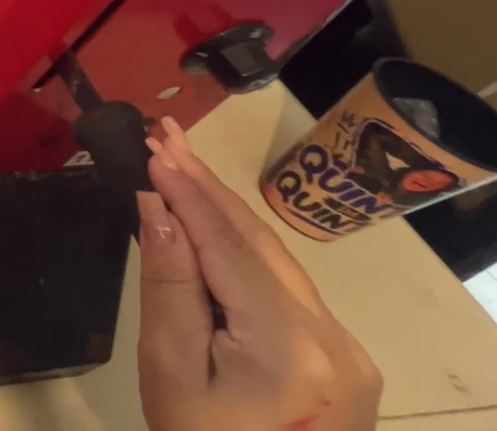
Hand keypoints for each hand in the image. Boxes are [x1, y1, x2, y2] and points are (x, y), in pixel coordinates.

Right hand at [138, 118, 382, 430]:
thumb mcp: (171, 365)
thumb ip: (168, 282)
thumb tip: (156, 206)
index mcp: (290, 342)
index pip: (227, 244)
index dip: (186, 190)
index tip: (151, 145)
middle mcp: (334, 337)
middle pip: (257, 242)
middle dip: (206, 183)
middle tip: (163, 132)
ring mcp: (346, 348)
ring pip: (274, 259)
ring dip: (223, 208)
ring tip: (179, 160)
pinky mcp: (341, 357)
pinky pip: (283, 284)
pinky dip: (242, 244)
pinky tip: (211, 219)